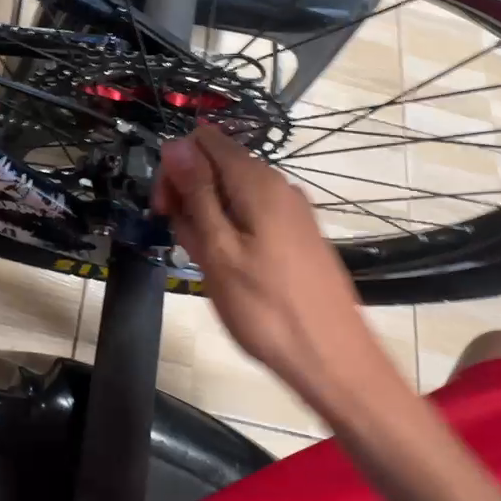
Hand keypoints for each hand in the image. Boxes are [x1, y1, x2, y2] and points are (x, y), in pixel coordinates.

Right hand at [154, 127, 400, 399]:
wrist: (335, 361)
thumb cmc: (267, 309)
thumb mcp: (219, 251)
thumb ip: (197, 193)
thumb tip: (175, 143)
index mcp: (257, 181)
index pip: (203, 140)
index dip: (175, 167)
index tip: (165, 210)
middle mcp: (278, 184)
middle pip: (217, 165)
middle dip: (189, 195)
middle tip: (185, 244)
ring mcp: (291, 210)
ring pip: (232, 194)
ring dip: (208, 219)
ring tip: (208, 265)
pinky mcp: (297, 234)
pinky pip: (251, 215)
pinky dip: (231, 232)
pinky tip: (230, 269)